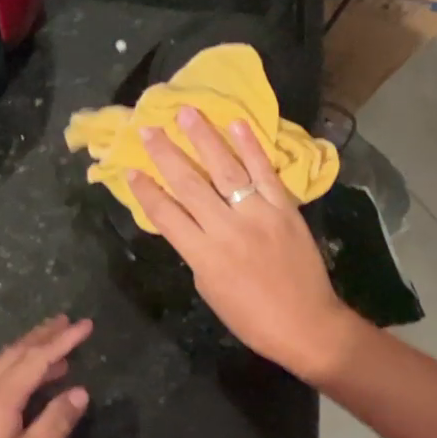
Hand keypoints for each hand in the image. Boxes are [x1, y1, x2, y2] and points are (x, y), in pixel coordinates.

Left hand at [0, 316, 90, 437]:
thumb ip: (54, 425)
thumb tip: (79, 391)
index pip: (35, 359)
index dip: (63, 341)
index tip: (86, 324)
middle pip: (13, 356)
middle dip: (41, 337)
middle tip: (67, 322)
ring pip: (0, 369)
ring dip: (27, 355)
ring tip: (55, 351)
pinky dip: (15, 375)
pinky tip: (26, 388)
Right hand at [126, 108, 358, 379]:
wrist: (306, 324)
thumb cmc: (251, 317)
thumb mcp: (209, 289)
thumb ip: (197, 252)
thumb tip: (189, 222)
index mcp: (203, 256)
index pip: (166, 215)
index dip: (145, 191)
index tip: (131, 169)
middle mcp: (226, 229)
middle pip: (189, 185)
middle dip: (165, 155)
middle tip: (148, 129)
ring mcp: (258, 215)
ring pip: (225, 170)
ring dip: (203, 138)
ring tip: (186, 113)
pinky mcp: (284, 209)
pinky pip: (265, 173)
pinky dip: (250, 147)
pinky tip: (235, 124)